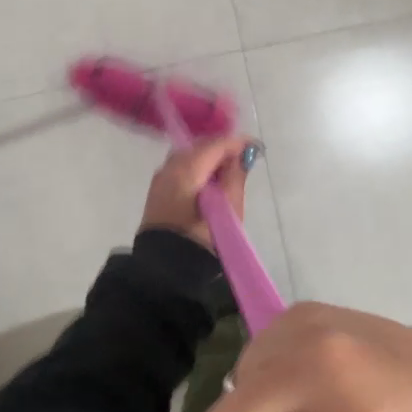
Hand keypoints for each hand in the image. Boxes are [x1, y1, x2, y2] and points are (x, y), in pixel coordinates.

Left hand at [139, 135, 254, 250]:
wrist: (167, 267)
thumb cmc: (203, 238)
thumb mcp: (228, 208)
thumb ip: (234, 177)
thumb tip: (240, 156)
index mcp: (186, 168)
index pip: (215, 144)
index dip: (236, 143)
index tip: (254, 148)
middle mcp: (169, 166)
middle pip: (199, 147)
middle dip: (221, 149)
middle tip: (241, 160)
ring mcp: (160, 178)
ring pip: (187, 156)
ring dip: (207, 159)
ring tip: (226, 173)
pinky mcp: (157, 191)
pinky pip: (179, 169)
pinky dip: (195, 169)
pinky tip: (208, 182)